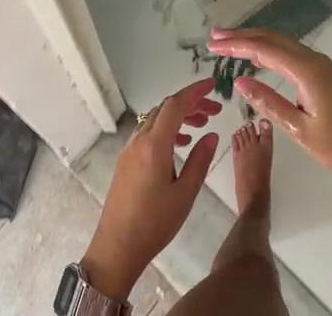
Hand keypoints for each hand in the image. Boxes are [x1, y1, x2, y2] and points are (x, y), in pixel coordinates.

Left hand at [81, 78, 222, 298]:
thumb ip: (200, 161)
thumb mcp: (185, 193)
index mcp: (154, 144)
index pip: (175, 105)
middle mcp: (139, 140)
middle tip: (214, 110)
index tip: (214, 86)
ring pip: (156, 120)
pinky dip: (167, 131)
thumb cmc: (155, 223)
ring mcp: (130, 150)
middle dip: (190, 103)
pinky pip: (148, 134)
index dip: (195, 91)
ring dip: (179, 117)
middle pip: (165, 109)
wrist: (117, 246)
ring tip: (202, 124)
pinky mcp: (127, 161)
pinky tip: (181, 144)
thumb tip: (212, 135)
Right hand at [208, 28, 331, 193]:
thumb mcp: (300, 131)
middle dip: (242, 36)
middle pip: (273, 39)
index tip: (212, 45)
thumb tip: (241, 81)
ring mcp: (323, 67)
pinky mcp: (327, 76)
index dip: (235, 45)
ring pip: (283, 45)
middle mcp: (315, 61)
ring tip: (230, 44)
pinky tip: (261, 59)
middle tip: (215, 38)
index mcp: (307, 71)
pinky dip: (271, 51)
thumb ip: (269, 103)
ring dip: (256, 42)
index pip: (264, 49)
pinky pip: (293, 54)